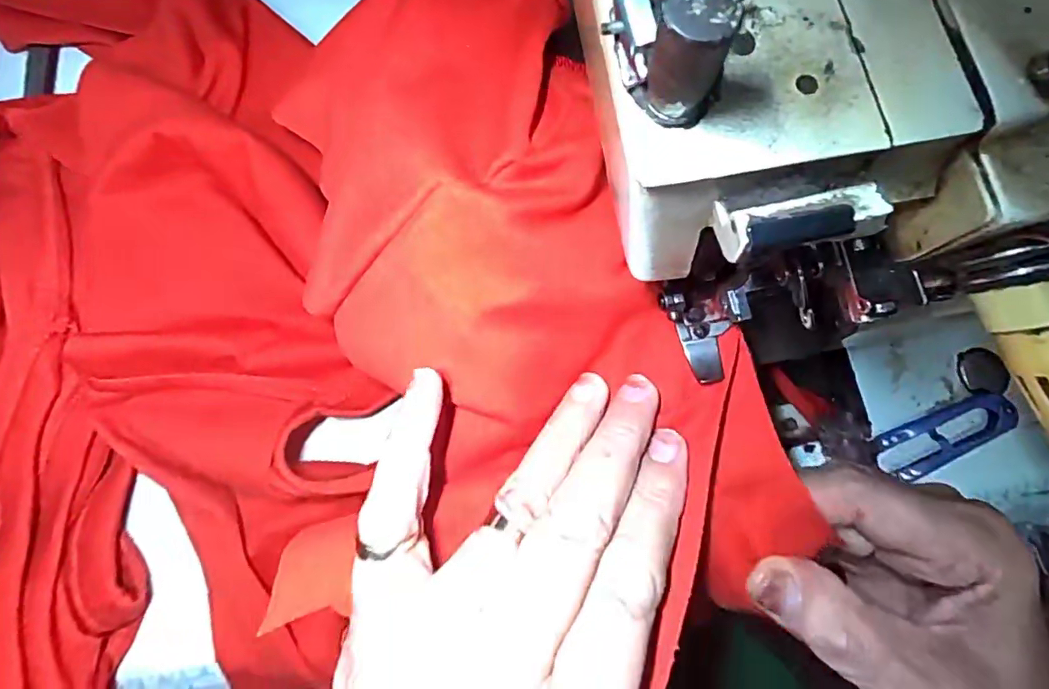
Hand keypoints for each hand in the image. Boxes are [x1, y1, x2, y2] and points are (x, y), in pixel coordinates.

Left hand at [337, 368, 687, 688]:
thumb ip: (616, 664)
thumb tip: (645, 566)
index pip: (625, 590)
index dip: (654, 509)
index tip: (673, 449)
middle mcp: (498, 660)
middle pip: (572, 535)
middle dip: (614, 455)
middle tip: (640, 395)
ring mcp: (430, 630)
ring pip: (511, 512)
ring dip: (557, 442)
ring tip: (591, 390)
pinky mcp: (375, 615)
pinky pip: (389, 518)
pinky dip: (408, 448)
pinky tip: (429, 387)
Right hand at [747, 465, 1048, 688]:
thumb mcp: (919, 682)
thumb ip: (844, 630)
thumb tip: (761, 574)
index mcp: (968, 536)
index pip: (863, 493)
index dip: (796, 499)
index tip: (738, 518)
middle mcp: (943, 517)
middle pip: (846, 498)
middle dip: (788, 519)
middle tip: (732, 538)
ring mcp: (920, 533)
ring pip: (836, 515)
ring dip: (790, 535)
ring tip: (742, 548)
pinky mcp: (899, 553)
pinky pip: (839, 539)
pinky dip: (804, 554)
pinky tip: (772, 563)